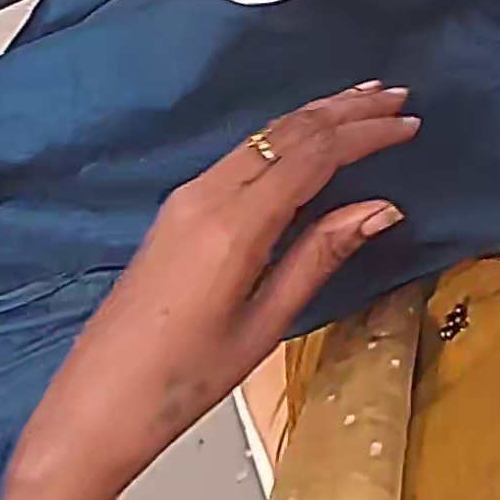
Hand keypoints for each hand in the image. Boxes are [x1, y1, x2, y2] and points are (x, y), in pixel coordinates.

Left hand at [0, 83, 418, 499]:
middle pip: (291, 130)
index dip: (365, 134)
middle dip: (348, 107)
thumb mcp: (266, 323)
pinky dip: (292, 129)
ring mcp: (192, 190)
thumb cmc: (185, 378)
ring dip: (321, 110)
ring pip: (269, 131)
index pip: (314, 155)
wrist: (92, 406)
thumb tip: (383, 207)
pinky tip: (313, 126)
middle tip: (395, 94)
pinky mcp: (184, 199)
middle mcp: (211, 191)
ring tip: (365, 95)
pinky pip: (250, 147)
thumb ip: (322, 253)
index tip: (407, 123)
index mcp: (234, 225)